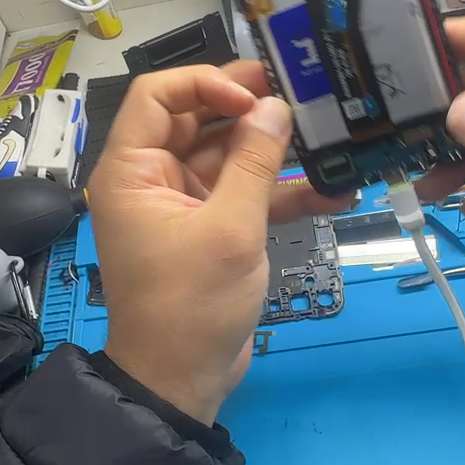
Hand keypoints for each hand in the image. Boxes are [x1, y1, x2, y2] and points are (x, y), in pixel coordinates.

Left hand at [91, 62, 350, 422]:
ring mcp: (184, 203)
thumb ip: (255, 163)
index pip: (157, 95)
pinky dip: (280, 193)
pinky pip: (243, 195)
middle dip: (249, 110)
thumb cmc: (192, 305)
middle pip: (198, 121)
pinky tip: (332, 189)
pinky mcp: (211, 228)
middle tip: (302, 92)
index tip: (255, 95)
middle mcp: (153, 178)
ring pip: (228, 157)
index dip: (205, 83)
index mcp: (133, 170)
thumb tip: (276, 106)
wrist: (182, 380)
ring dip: (274, 152)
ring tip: (327, 134)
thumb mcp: (230, 230)